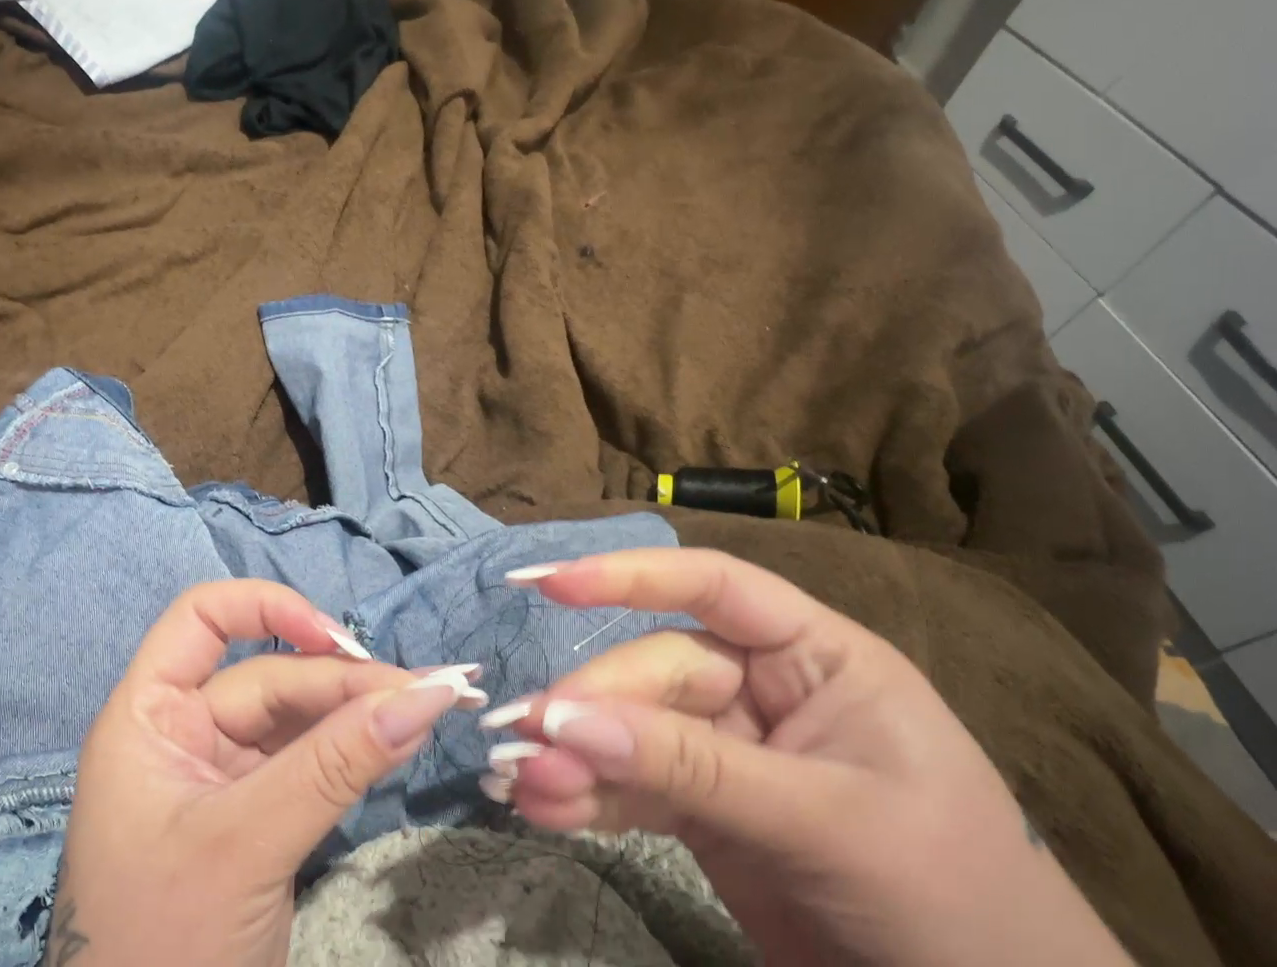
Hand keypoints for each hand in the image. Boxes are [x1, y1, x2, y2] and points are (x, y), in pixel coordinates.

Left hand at [48, 579, 482, 966]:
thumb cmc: (165, 940)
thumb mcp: (246, 843)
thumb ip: (335, 765)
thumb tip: (426, 695)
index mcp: (147, 717)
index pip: (201, 620)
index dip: (266, 607)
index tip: (337, 639)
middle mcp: (182, 733)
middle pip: (269, 676)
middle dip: (343, 682)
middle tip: (427, 696)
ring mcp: (221, 777)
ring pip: (296, 720)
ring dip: (357, 715)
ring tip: (426, 713)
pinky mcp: (255, 816)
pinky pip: (308, 763)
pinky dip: (351, 754)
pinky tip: (395, 747)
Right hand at [486, 549, 1133, 966]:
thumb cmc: (951, 896)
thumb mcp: (825, 821)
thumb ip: (693, 768)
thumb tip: (563, 719)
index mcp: (818, 660)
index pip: (715, 589)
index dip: (630, 577)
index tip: (549, 585)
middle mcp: (764, 692)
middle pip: (654, 674)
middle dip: (592, 708)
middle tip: (525, 743)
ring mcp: (729, 756)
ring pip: (631, 734)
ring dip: (574, 758)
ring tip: (521, 786)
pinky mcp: (704, 816)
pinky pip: (631, 791)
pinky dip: (585, 799)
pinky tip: (543, 810)